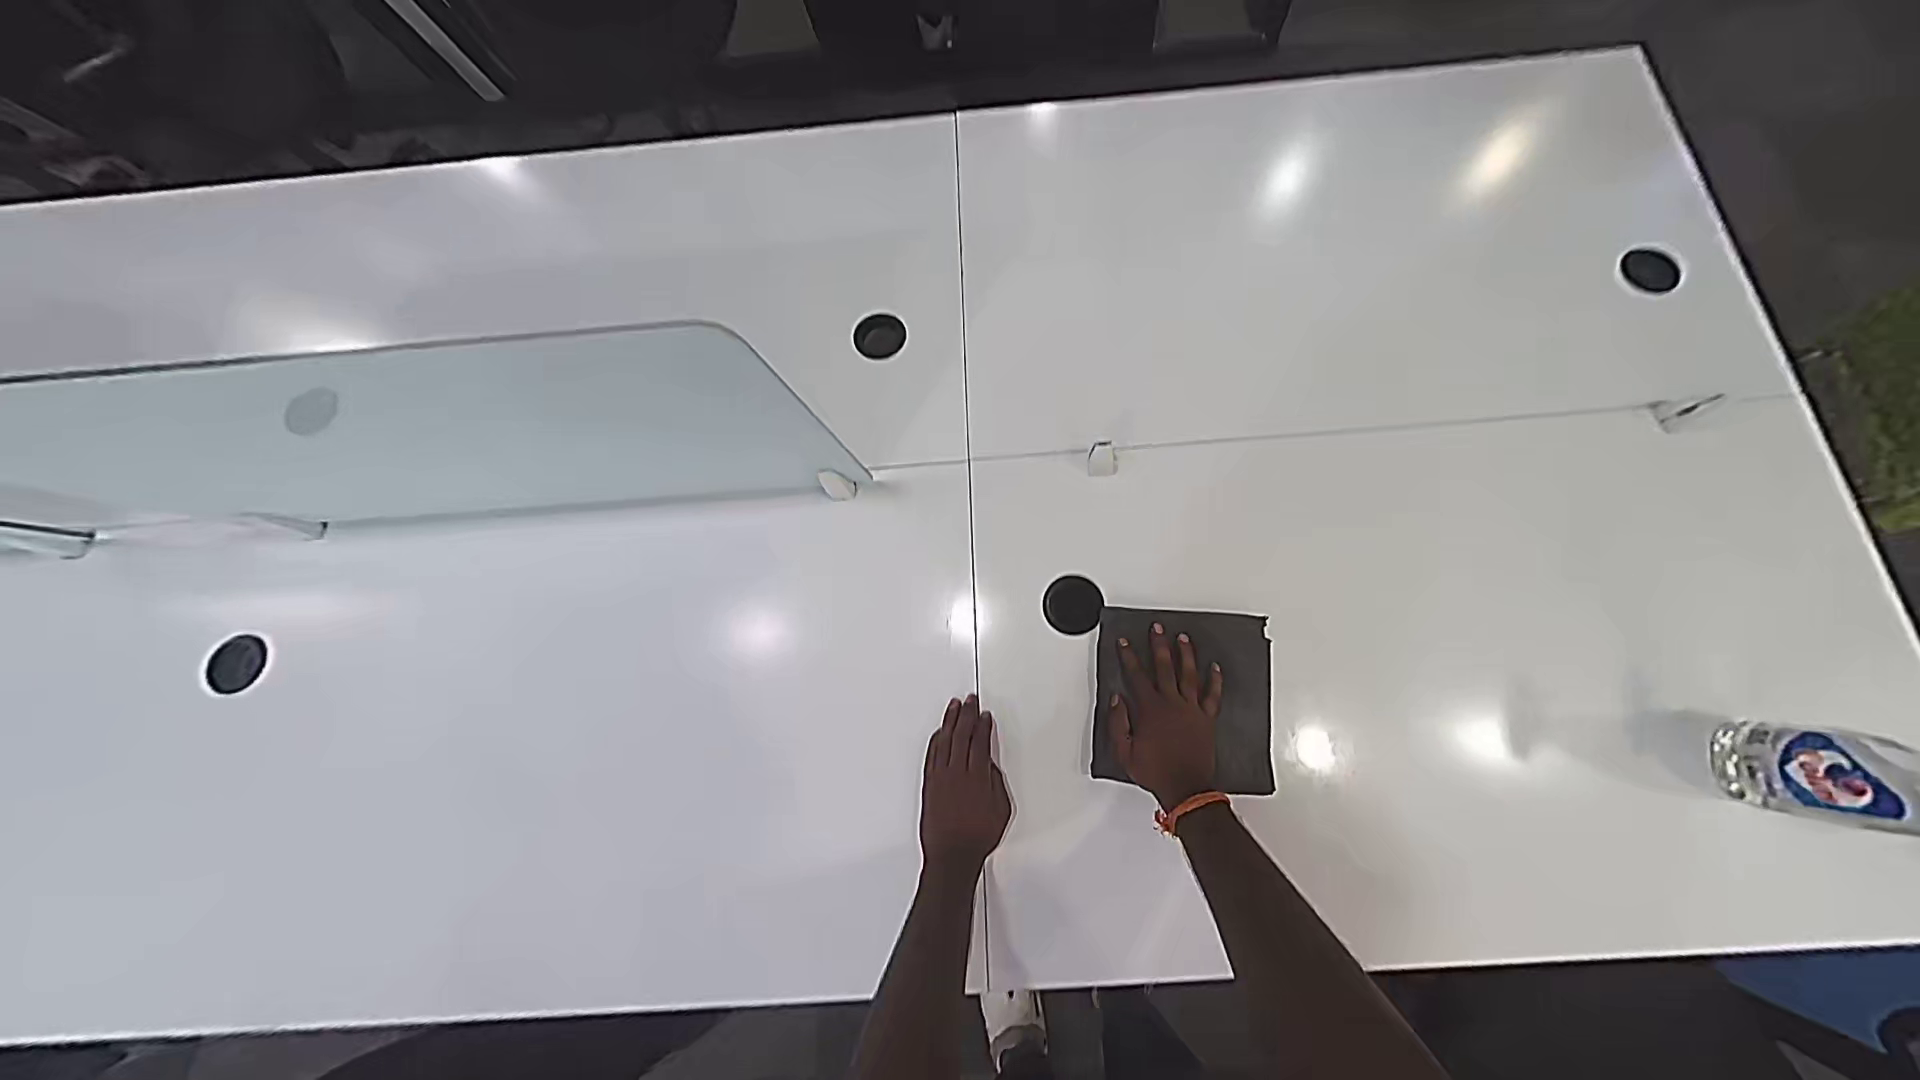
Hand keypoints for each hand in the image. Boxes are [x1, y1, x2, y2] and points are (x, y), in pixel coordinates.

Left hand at [919, 695, 1011, 878]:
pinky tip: (939, 732)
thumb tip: (991, 767)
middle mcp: (958, 772)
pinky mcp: (929, 784)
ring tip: (954, 706)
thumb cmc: (977, 837)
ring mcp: (941, 777)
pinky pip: (932, 754)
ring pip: (945, 740)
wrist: (952, 856)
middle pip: (962, 734)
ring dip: (950, 720)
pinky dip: (936, 740)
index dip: (983, 725)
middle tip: (970, 700)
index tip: (985, 715)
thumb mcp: (1001, 809)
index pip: (981, 741)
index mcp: (978, 776)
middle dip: (967, 714)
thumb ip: (996, 782)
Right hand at [1110, 622, 1223, 809]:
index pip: (1136, 675)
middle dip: (1158, 644)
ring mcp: (1191, 710)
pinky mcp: (1206, 719)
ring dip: (1185, 654)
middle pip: (1163, 666)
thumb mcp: (1124, 751)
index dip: (1129, 656)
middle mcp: (1171, 704)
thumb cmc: (1155, 771)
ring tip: (1182, 638)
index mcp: (1150, 709)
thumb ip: (1118, 723)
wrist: (1186, 788)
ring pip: (1188, 674)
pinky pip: (1212, 695)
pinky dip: (1215, 680)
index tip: (1125, 642)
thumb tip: (1116, 700)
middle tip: (1157, 628)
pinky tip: (1214, 667)